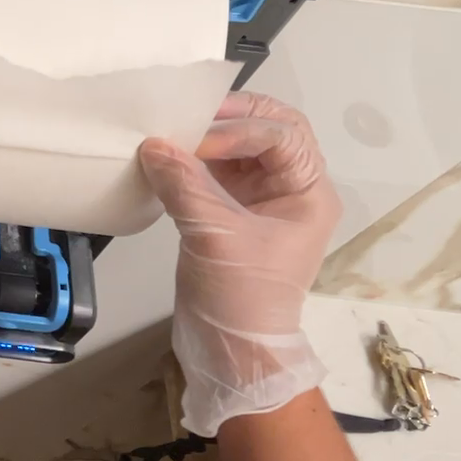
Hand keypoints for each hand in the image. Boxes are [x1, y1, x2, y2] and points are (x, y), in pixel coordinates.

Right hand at [138, 92, 339, 436]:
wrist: (231, 347)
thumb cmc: (240, 295)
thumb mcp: (214, 236)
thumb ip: (184, 186)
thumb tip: (152, 145)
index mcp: (307, 193)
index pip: (281, 137)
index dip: (237, 131)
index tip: (193, 144)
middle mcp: (288, 190)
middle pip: (270, 132)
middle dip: (232, 117)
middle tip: (189, 112)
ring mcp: (258, 202)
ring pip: (241, 150)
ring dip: (209, 138)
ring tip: (172, 132)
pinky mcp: (227, 215)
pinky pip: (214, 173)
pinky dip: (191, 162)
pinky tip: (165, 160)